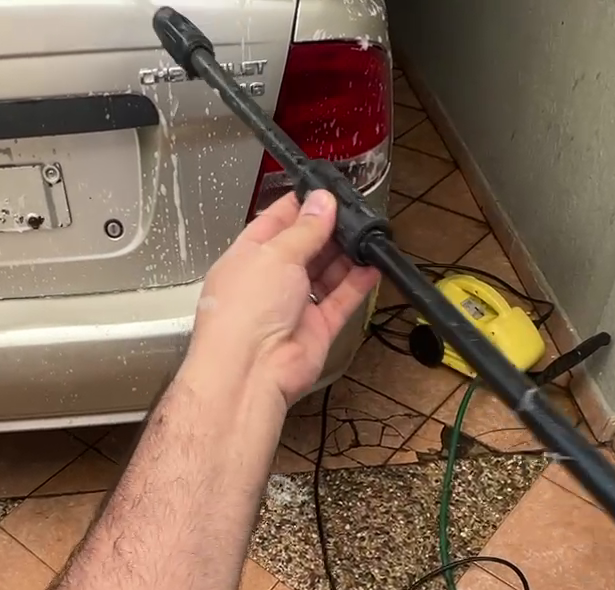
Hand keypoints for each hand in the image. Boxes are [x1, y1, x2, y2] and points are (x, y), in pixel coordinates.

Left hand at [185, 189, 380, 405]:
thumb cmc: (242, 315)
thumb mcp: (275, 255)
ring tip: (367, 236)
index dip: (300, 206)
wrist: (250, 372)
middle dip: (328, 230)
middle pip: (305, 248)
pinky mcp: (316, 330)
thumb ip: (304, 229)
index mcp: (247, 259)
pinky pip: (341, 301)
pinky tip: (373, 265)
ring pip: (326, 274)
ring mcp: (293, 308)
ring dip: (346, 255)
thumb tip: (322, 204)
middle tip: (353, 213)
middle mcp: (269, 283)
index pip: (275, 223)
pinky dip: (357, 284)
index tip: (324, 192)